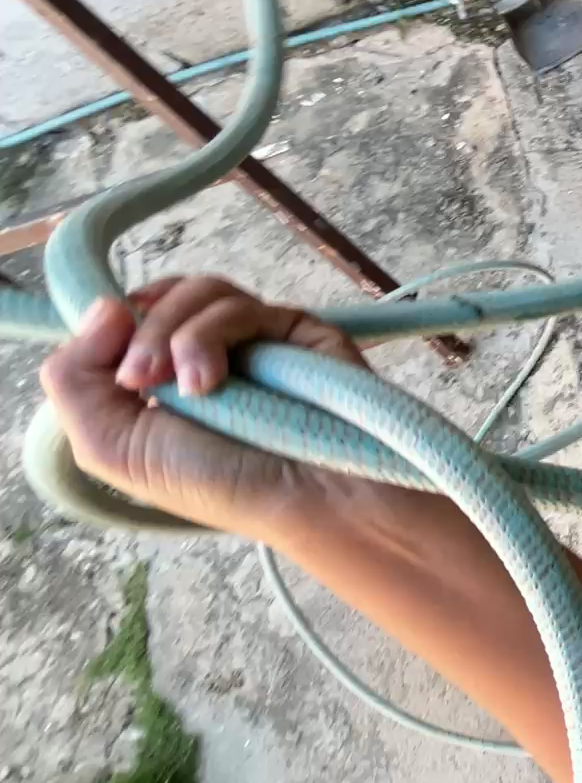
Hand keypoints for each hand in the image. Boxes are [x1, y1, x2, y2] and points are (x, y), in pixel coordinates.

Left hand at [38, 277, 371, 539]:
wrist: (303, 491)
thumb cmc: (215, 480)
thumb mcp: (111, 446)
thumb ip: (76, 376)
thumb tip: (108, 304)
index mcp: (166, 374)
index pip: (129, 320)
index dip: (113, 328)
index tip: (118, 371)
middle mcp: (214, 349)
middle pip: (162, 296)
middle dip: (140, 333)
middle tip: (144, 381)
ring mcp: (261, 337)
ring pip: (203, 291)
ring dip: (175, 332)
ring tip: (191, 386)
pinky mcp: (301, 329)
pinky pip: (244, 307)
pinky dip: (211, 335)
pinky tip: (215, 381)